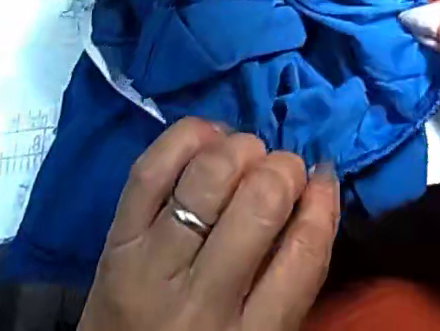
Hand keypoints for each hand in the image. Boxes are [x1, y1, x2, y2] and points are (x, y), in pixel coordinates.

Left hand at [80, 117, 340, 330]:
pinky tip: (208, 137)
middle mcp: (202, 302)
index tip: (322, 178)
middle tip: (284, 169)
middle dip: (283, 168)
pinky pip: (151, 169)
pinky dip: (187, 138)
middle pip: (258, 204)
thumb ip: (289, 273)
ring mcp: (153, 265)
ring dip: (240, 147)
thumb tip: (318, 182)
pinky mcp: (116, 238)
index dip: (322, 203)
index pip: (302, 256)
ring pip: (209, 175)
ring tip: (247, 152)